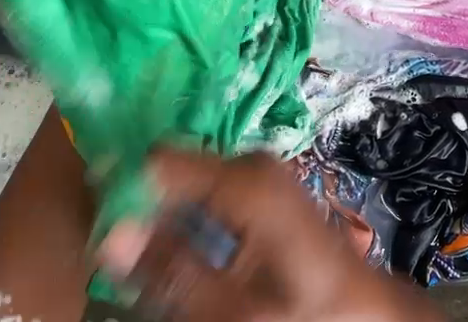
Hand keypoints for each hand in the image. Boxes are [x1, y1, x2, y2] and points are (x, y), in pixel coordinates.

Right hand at [98, 150, 439, 321]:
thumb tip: (110, 233)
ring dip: (163, 217)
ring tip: (152, 259)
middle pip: (171, 170)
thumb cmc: (302, 310)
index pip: (158, 160)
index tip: (105, 234)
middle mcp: (249, 161)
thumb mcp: (232, 308)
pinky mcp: (259, 183)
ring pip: (185, 181)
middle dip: (144, 209)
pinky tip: (186, 253)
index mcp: (245, 179)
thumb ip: (170, 269)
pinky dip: (186, 218)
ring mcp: (256, 169)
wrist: (362, 309)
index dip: (125, 193)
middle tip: (127, 257)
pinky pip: (205, 190)